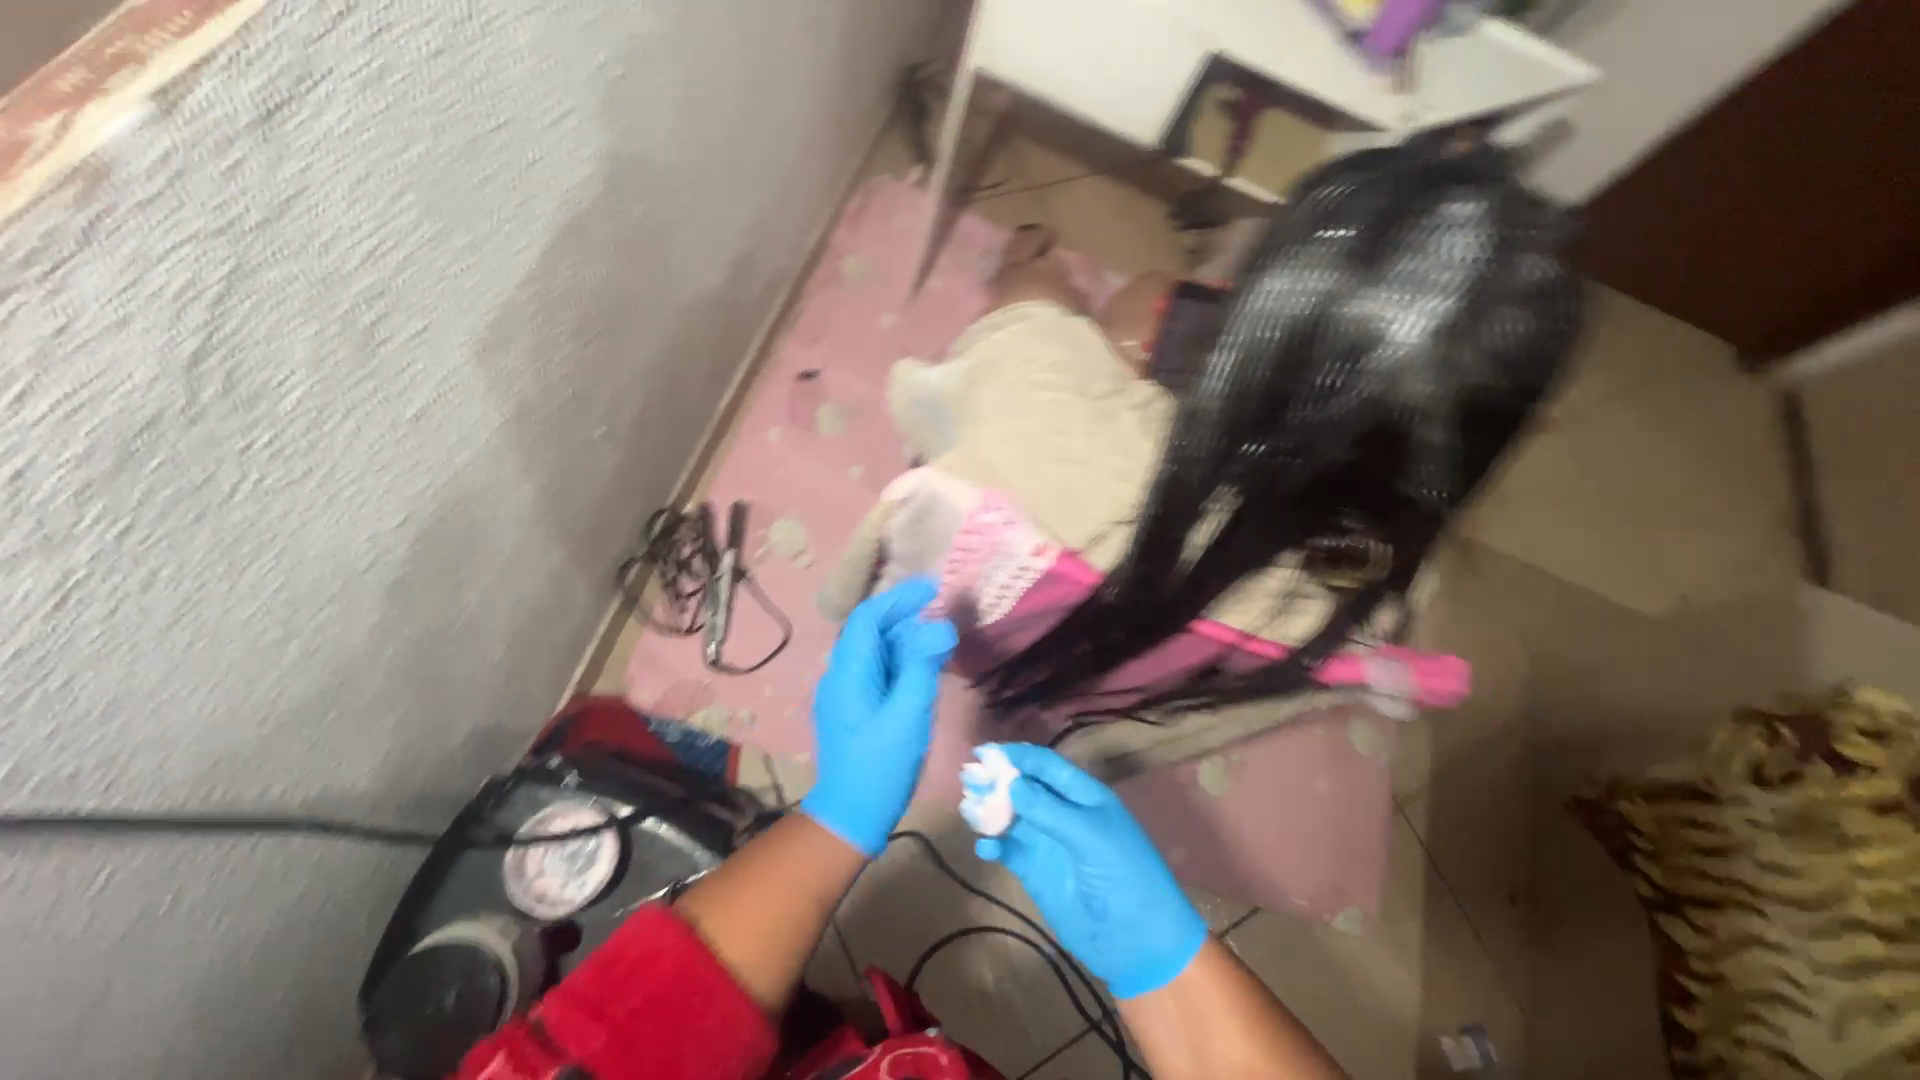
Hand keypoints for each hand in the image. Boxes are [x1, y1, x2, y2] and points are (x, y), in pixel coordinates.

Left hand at [800, 578, 957, 855]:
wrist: (850, 815)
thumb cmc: (879, 766)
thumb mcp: (908, 715)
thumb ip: (922, 667)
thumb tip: (940, 626)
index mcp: (847, 672)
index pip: (867, 619)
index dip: (897, 599)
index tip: (931, 589)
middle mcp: (839, 676)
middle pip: (868, 632)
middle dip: (902, 616)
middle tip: (940, 611)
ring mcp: (844, 694)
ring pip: (873, 652)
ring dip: (903, 639)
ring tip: (937, 638)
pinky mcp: (853, 710)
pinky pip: (875, 672)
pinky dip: (899, 661)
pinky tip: (923, 670)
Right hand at [975, 744, 1207, 998]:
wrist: (1138, 941)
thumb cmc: (1124, 876)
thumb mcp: (1090, 836)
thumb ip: (1048, 810)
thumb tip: (1010, 783)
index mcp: (1083, 796)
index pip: (1045, 765)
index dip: (1017, 756)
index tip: (985, 753)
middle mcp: (1062, 814)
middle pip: (1022, 788)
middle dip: (996, 781)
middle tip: (967, 778)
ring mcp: (1047, 844)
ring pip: (1010, 818)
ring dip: (989, 811)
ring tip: (968, 809)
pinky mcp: (1035, 873)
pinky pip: (1008, 850)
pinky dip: (994, 845)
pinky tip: (985, 847)